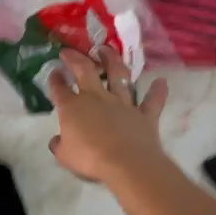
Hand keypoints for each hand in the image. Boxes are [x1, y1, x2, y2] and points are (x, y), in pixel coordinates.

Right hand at [47, 47, 170, 183]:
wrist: (127, 164)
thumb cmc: (90, 159)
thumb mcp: (64, 156)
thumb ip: (59, 145)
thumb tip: (57, 140)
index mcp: (73, 107)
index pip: (60, 88)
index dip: (55, 79)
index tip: (53, 72)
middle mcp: (96, 97)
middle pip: (85, 70)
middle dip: (76, 58)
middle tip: (70, 51)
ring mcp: (122, 103)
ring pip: (118, 75)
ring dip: (113, 61)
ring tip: (107, 50)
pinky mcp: (144, 114)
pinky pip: (152, 101)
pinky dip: (157, 91)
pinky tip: (161, 81)